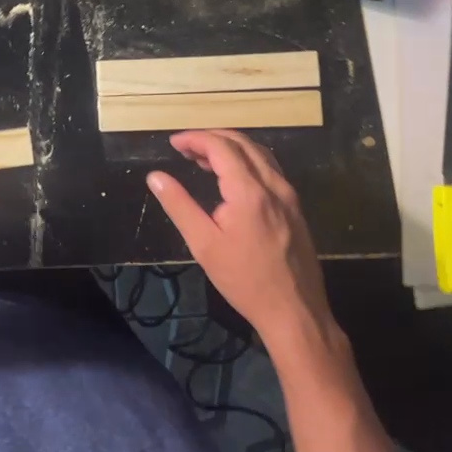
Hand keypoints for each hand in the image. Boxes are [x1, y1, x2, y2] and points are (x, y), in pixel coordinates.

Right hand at [147, 130, 330, 339]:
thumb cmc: (244, 279)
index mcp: (249, 191)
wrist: (295, 313)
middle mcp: (273, 185)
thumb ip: (178, 205)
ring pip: (259, 153)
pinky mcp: (295, 208)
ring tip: (204, 159)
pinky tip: (233, 178)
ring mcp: (289, 196)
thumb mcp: (203, 244)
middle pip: (242, 143)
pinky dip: (247, 160)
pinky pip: (270, 169)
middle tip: (185, 148)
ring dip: (230, 147)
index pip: (220, 147)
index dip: (195, 138)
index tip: (174, 143)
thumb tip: (155, 177)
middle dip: (211, 138)